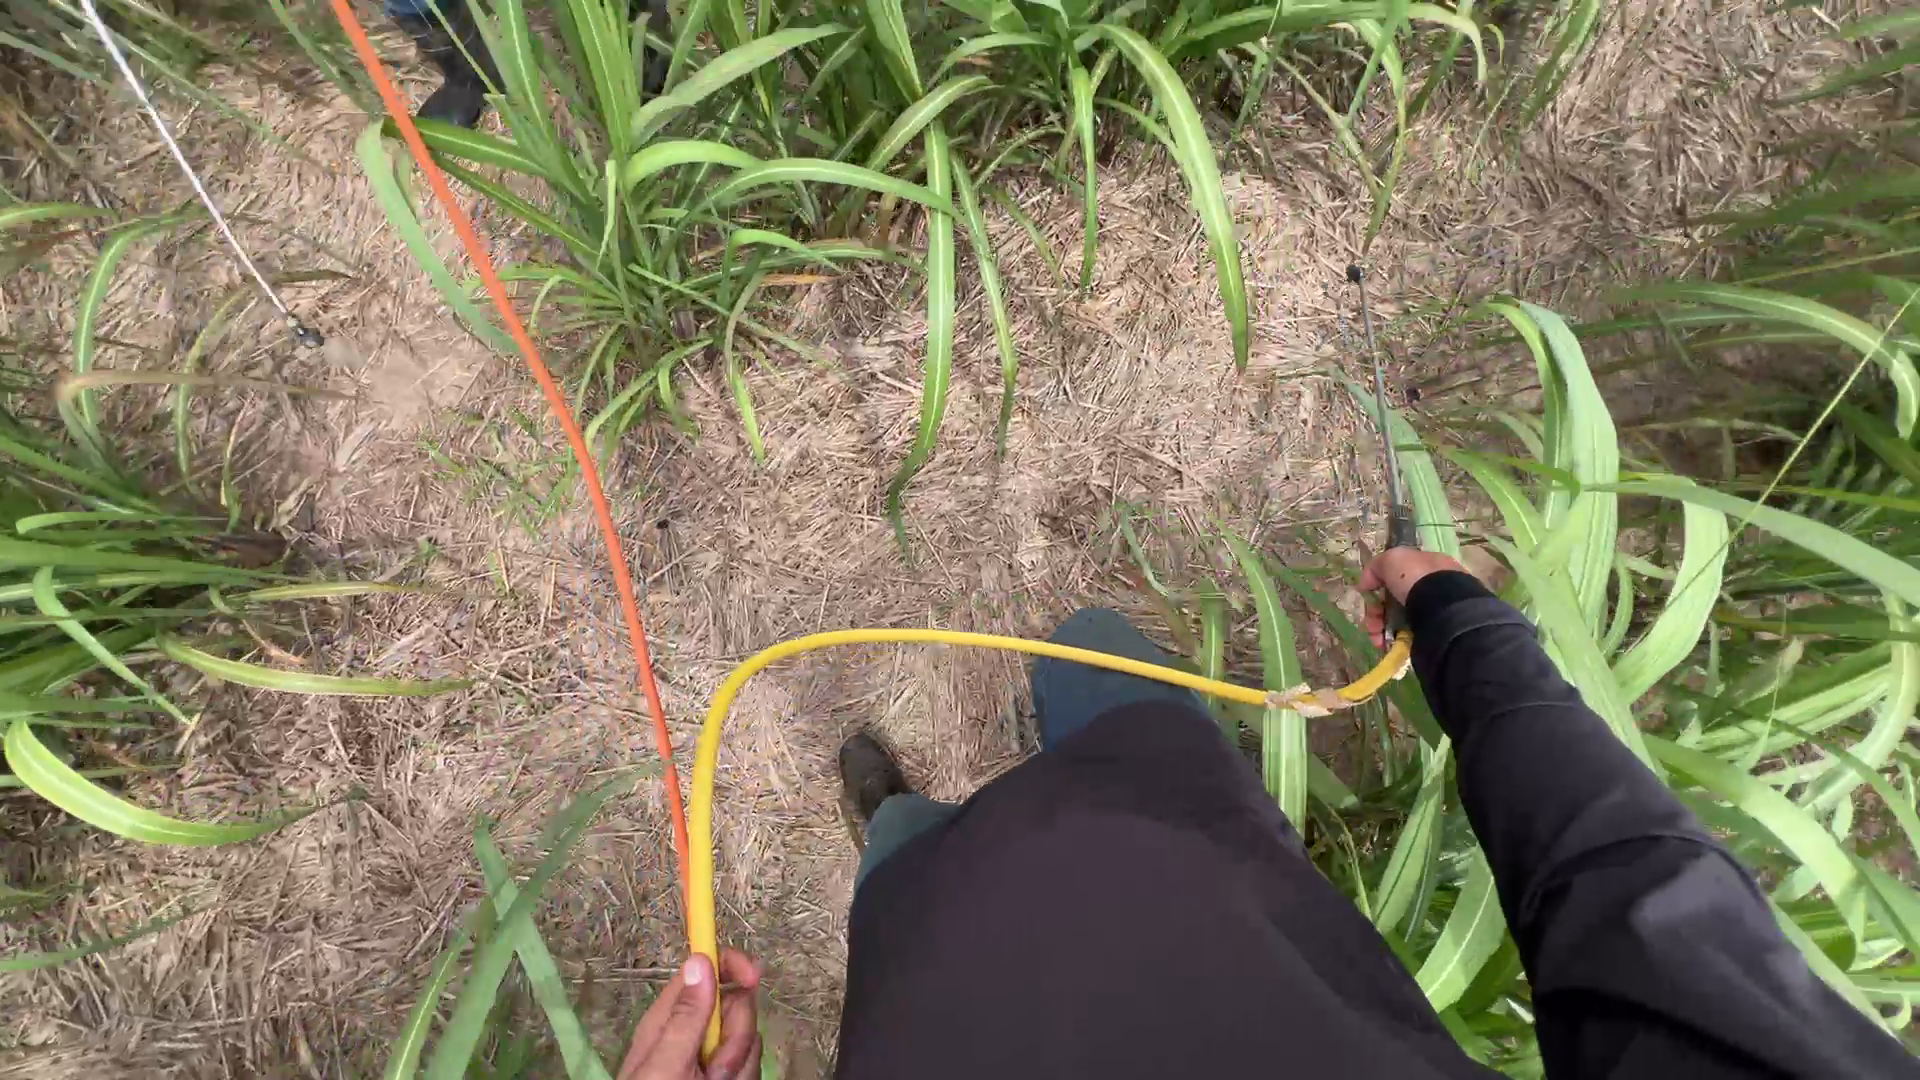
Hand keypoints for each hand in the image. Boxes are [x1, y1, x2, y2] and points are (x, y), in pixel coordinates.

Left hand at [618, 950, 761, 1079]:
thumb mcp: (663, 1069)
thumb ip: (684, 1018)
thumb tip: (700, 958)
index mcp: (668, 1020)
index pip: (705, 968)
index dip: (732, 963)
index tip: (753, 977)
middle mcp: (690, 1032)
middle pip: (736, 1002)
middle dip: (737, 1034)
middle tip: (717, 1070)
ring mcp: (708, 1056)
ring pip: (748, 1035)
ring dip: (740, 1064)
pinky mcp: (724, 1075)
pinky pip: (751, 1062)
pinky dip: (743, 1077)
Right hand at [1360, 548, 1466, 647]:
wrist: (1445, 608)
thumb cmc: (1418, 578)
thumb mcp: (1391, 560)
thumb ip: (1375, 567)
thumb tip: (1367, 585)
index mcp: (1427, 564)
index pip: (1395, 574)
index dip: (1377, 584)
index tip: (1366, 595)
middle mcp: (1434, 585)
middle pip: (1394, 598)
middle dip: (1376, 612)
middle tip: (1371, 624)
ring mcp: (1437, 608)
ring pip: (1399, 617)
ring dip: (1382, 628)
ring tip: (1377, 640)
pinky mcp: (1438, 630)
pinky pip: (1410, 633)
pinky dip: (1396, 639)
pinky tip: (1389, 644)